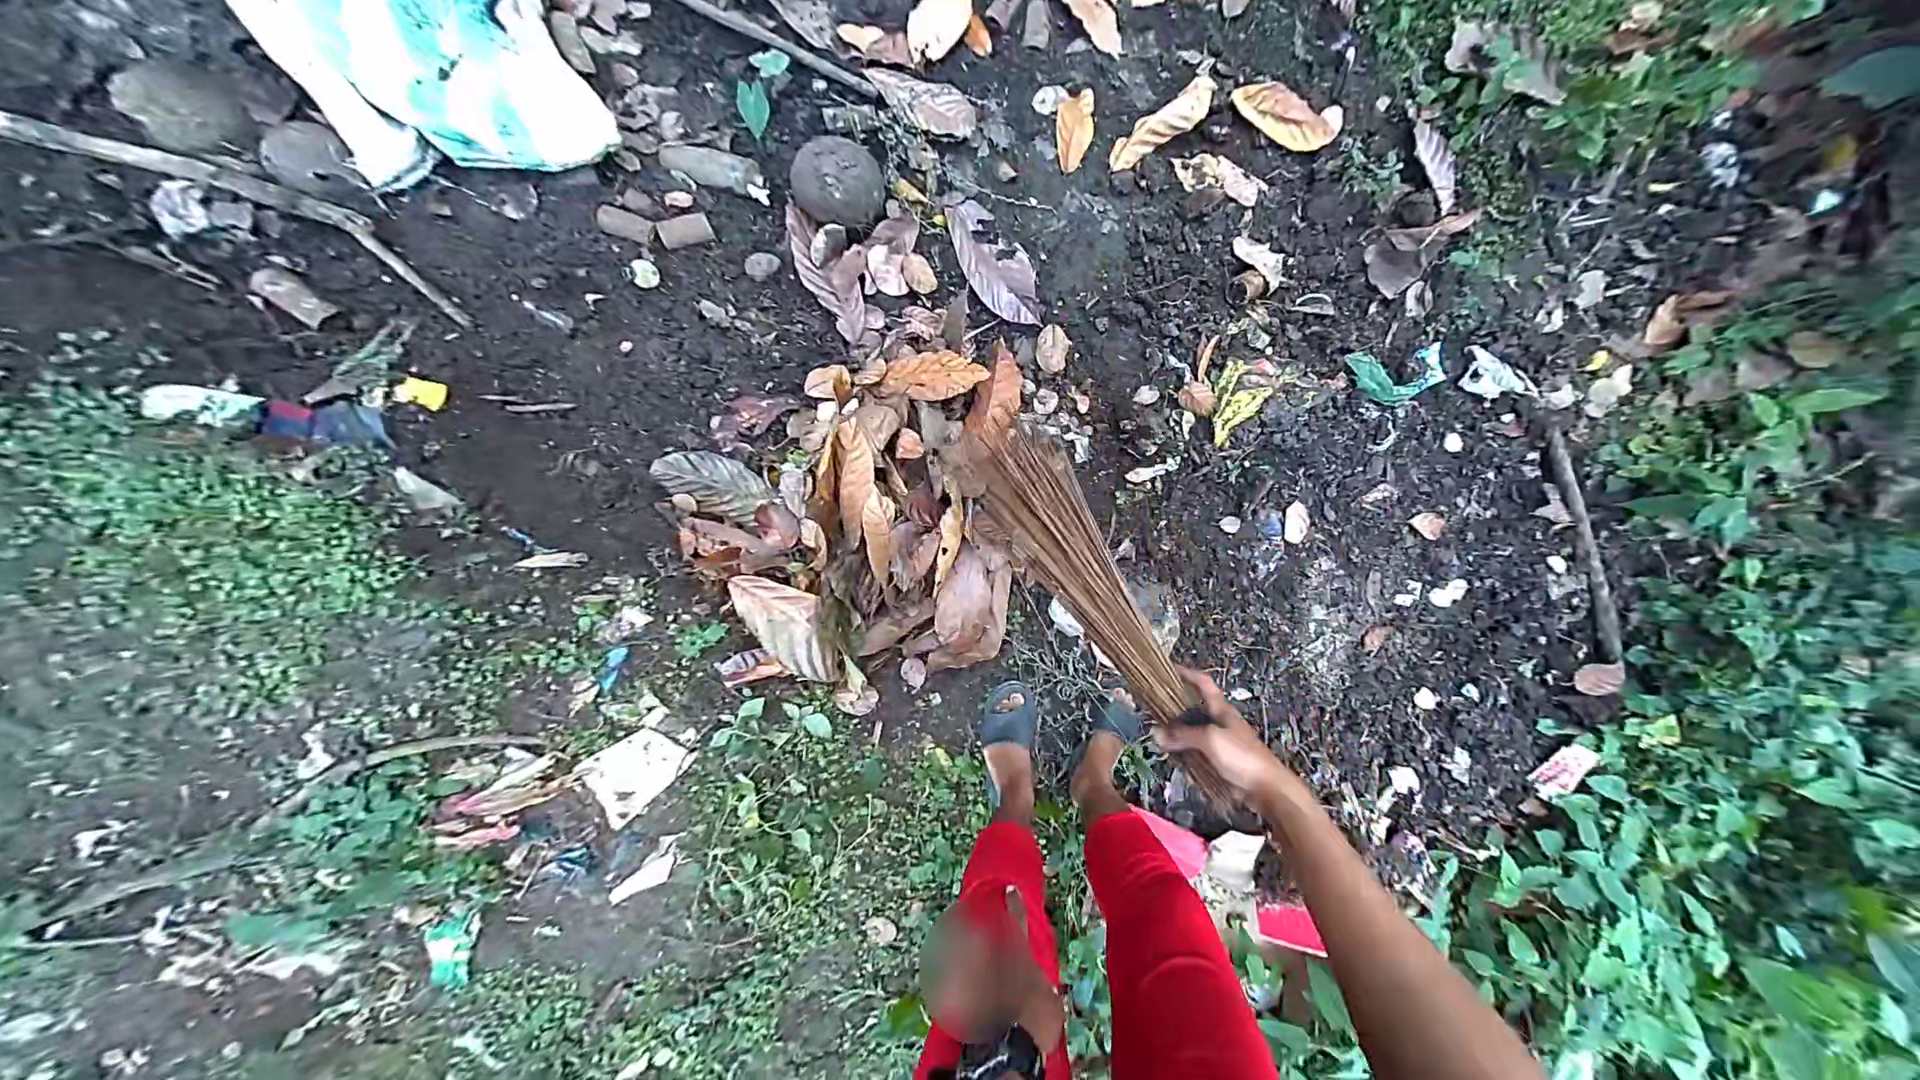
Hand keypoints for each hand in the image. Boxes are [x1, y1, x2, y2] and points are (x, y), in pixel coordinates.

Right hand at [1156, 666, 1302, 807]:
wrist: (1269, 790)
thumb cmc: (1244, 757)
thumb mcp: (1210, 739)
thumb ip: (1183, 735)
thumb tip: (1158, 734)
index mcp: (1222, 710)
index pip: (1204, 683)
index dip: (1187, 674)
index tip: (1169, 669)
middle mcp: (1222, 723)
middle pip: (1196, 708)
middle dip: (1176, 707)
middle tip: (1156, 708)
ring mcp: (1222, 742)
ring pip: (1194, 731)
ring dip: (1179, 733)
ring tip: (1161, 735)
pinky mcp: (1222, 761)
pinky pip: (1198, 752)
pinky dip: (1186, 752)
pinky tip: (1177, 757)